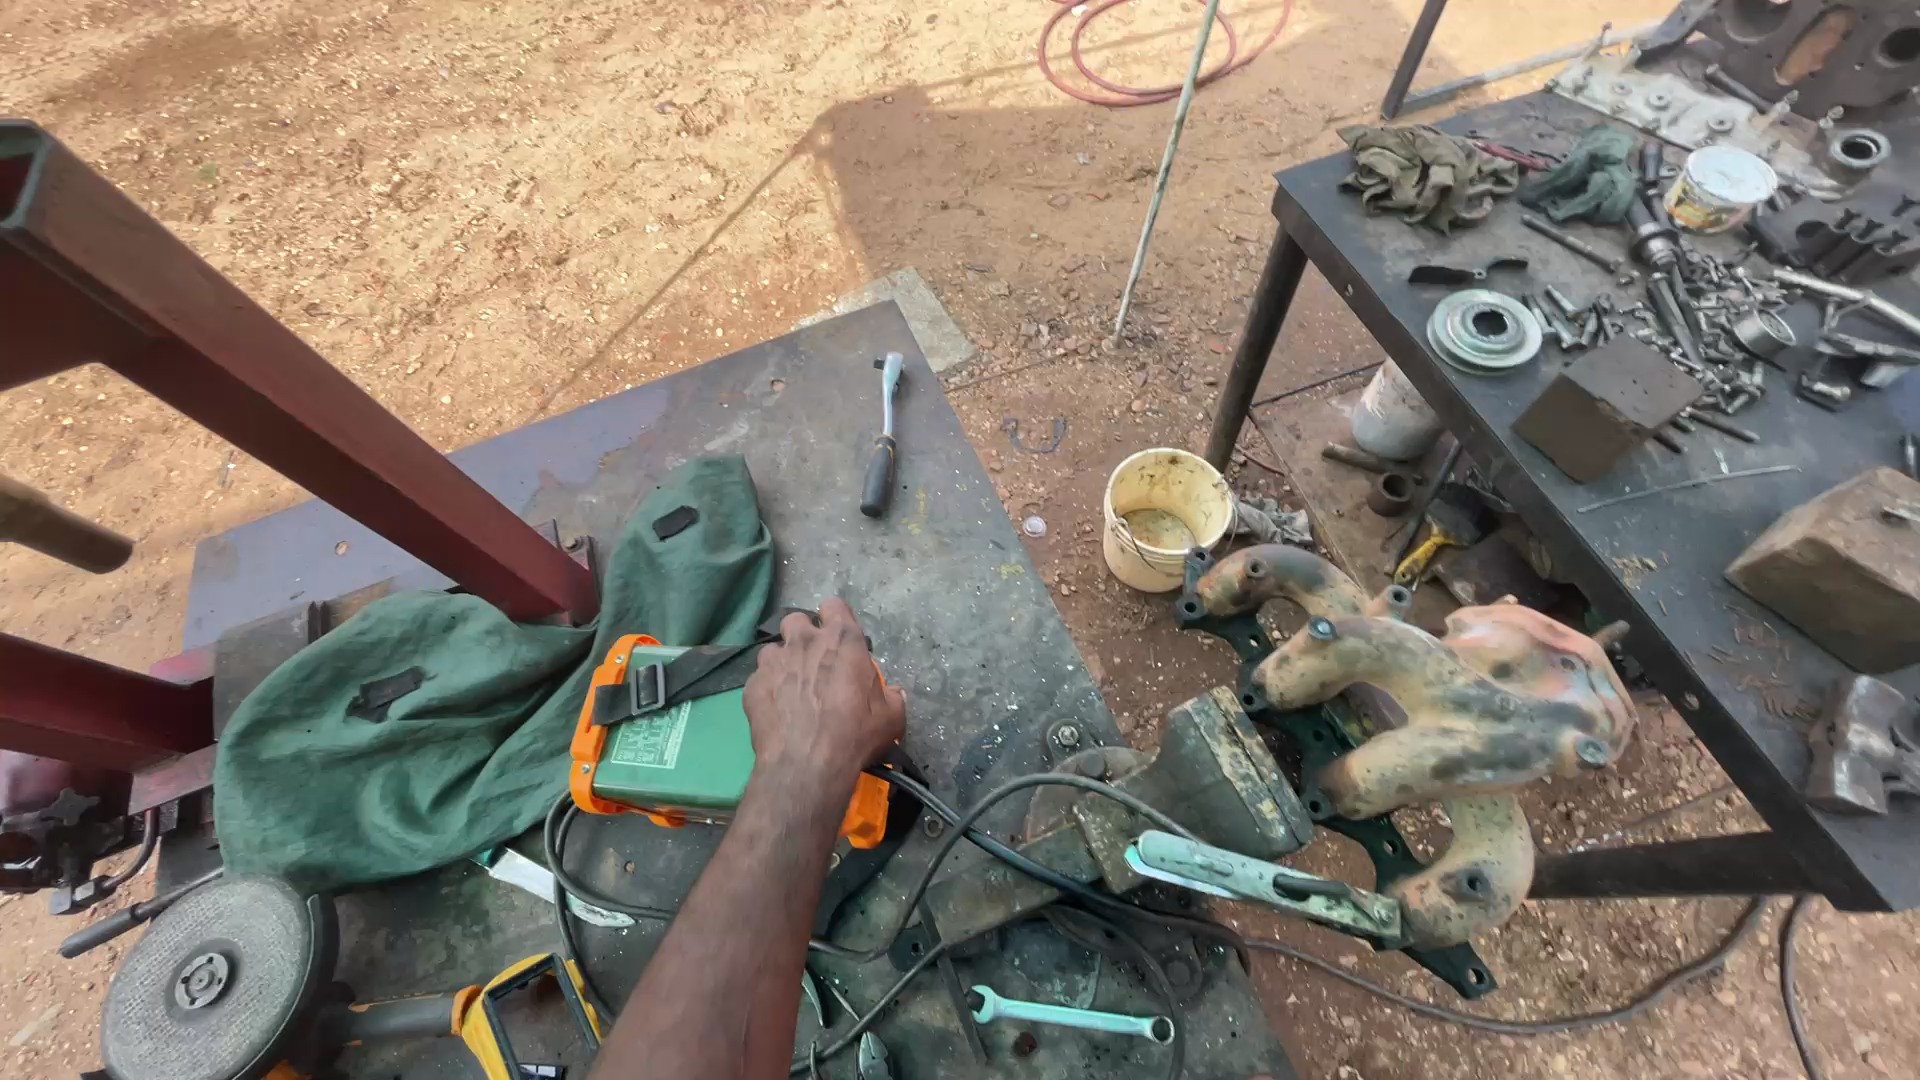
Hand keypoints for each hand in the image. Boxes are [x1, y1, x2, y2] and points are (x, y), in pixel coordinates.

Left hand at [742, 598, 904, 782]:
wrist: (807, 765)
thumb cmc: (855, 734)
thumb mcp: (891, 717)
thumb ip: (893, 697)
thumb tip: (894, 693)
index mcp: (842, 640)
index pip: (834, 606)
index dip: (835, 617)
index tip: (838, 634)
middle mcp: (804, 642)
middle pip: (796, 620)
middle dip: (802, 634)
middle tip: (812, 659)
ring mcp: (773, 662)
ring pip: (772, 649)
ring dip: (782, 662)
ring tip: (791, 687)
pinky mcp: (752, 686)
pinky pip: (759, 678)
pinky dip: (767, 689)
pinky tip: (777, 710)